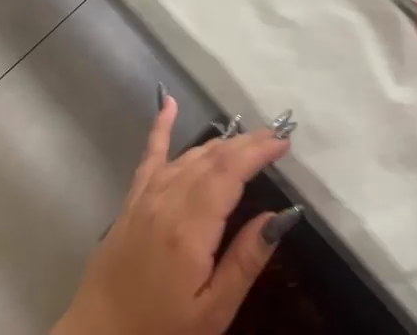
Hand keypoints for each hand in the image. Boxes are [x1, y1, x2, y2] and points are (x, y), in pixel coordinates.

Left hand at [52, 96, 299, 334]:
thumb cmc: (161, 331)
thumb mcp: (213, 310)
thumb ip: (245, 260)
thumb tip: (279, 217)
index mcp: (190, 227)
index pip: (230, 172)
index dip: (258, 151)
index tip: (284, 142)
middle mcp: (167, 200)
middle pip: (212, 157)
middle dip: (247, 142)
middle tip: (277, 136)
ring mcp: (146, 197)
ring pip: (189, 155)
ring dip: (221, 141)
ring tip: (250, 137)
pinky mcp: (131, 202)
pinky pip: (150, 156)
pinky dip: (160, 127)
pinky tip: (168, 103)